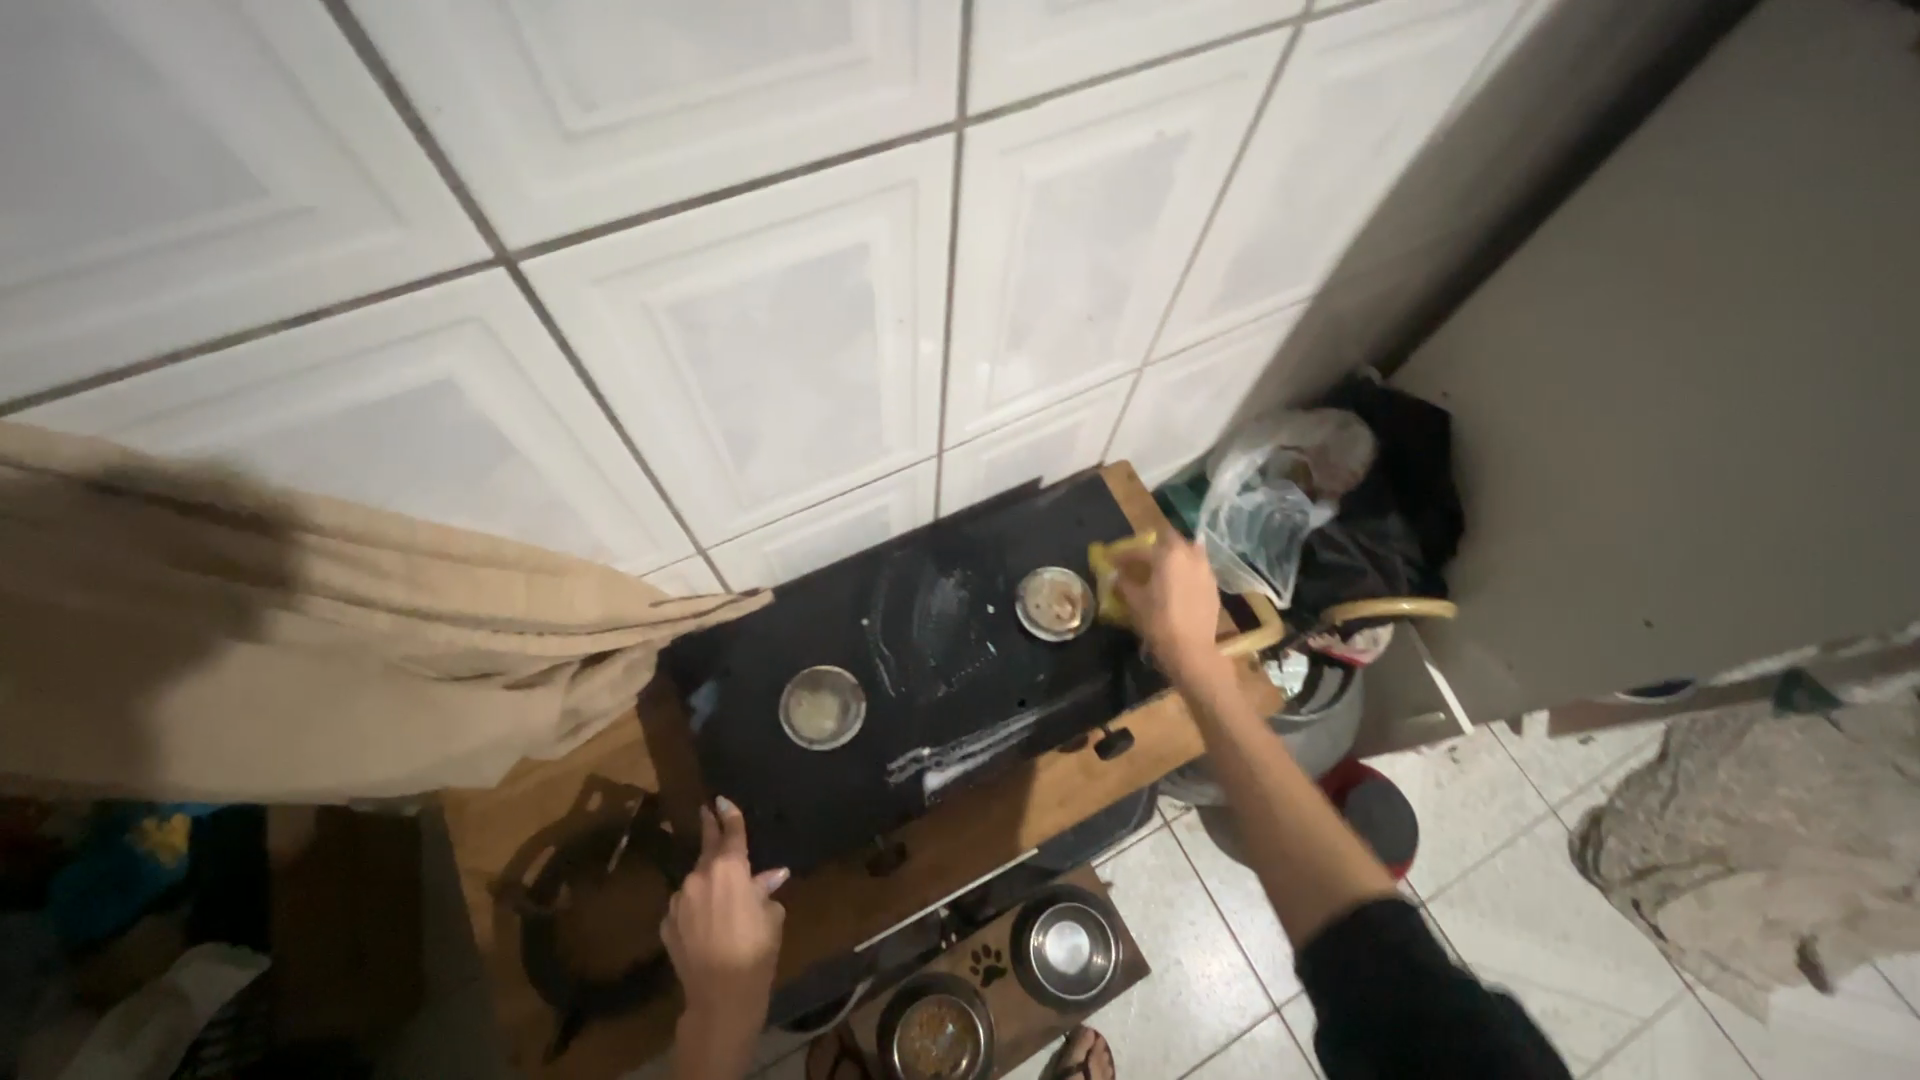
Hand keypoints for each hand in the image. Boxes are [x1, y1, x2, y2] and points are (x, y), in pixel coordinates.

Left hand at [661, 796, 788, 1029]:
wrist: (720, 996)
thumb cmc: (756, 951)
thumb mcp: (772, 917)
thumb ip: (765, 890)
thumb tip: (771, 876)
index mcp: (730, 869)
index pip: (731, 832)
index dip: (729, 814)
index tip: (721, 799)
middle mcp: (699, 877)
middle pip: (707, 847)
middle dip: (710, 829)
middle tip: (707, 811)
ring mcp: (679, 900)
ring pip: (696, 880)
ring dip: (706, 879)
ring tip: (720, 892)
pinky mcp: (667, 924)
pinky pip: (685, 905)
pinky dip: (696, 906)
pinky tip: (706, 922)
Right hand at [1111, 532, 1226, 684]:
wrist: (1191, 648)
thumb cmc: (1158, 622)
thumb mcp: (1134, 602)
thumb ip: (1124, 584)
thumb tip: (1117, 576)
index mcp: (1167, 556)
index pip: (1140, 549)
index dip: (1123, 554)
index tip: (1112, 560)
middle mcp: (1189, 556)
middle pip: (1171, 540)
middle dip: (1155, 545)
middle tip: (1142, 558)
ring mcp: (1205, 569)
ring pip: (1190, 550)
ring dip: (1175, 554)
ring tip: (1164, 568)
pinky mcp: (1214, 585)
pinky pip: (1199, 568)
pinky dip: (1187, 570)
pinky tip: (1179, 584)